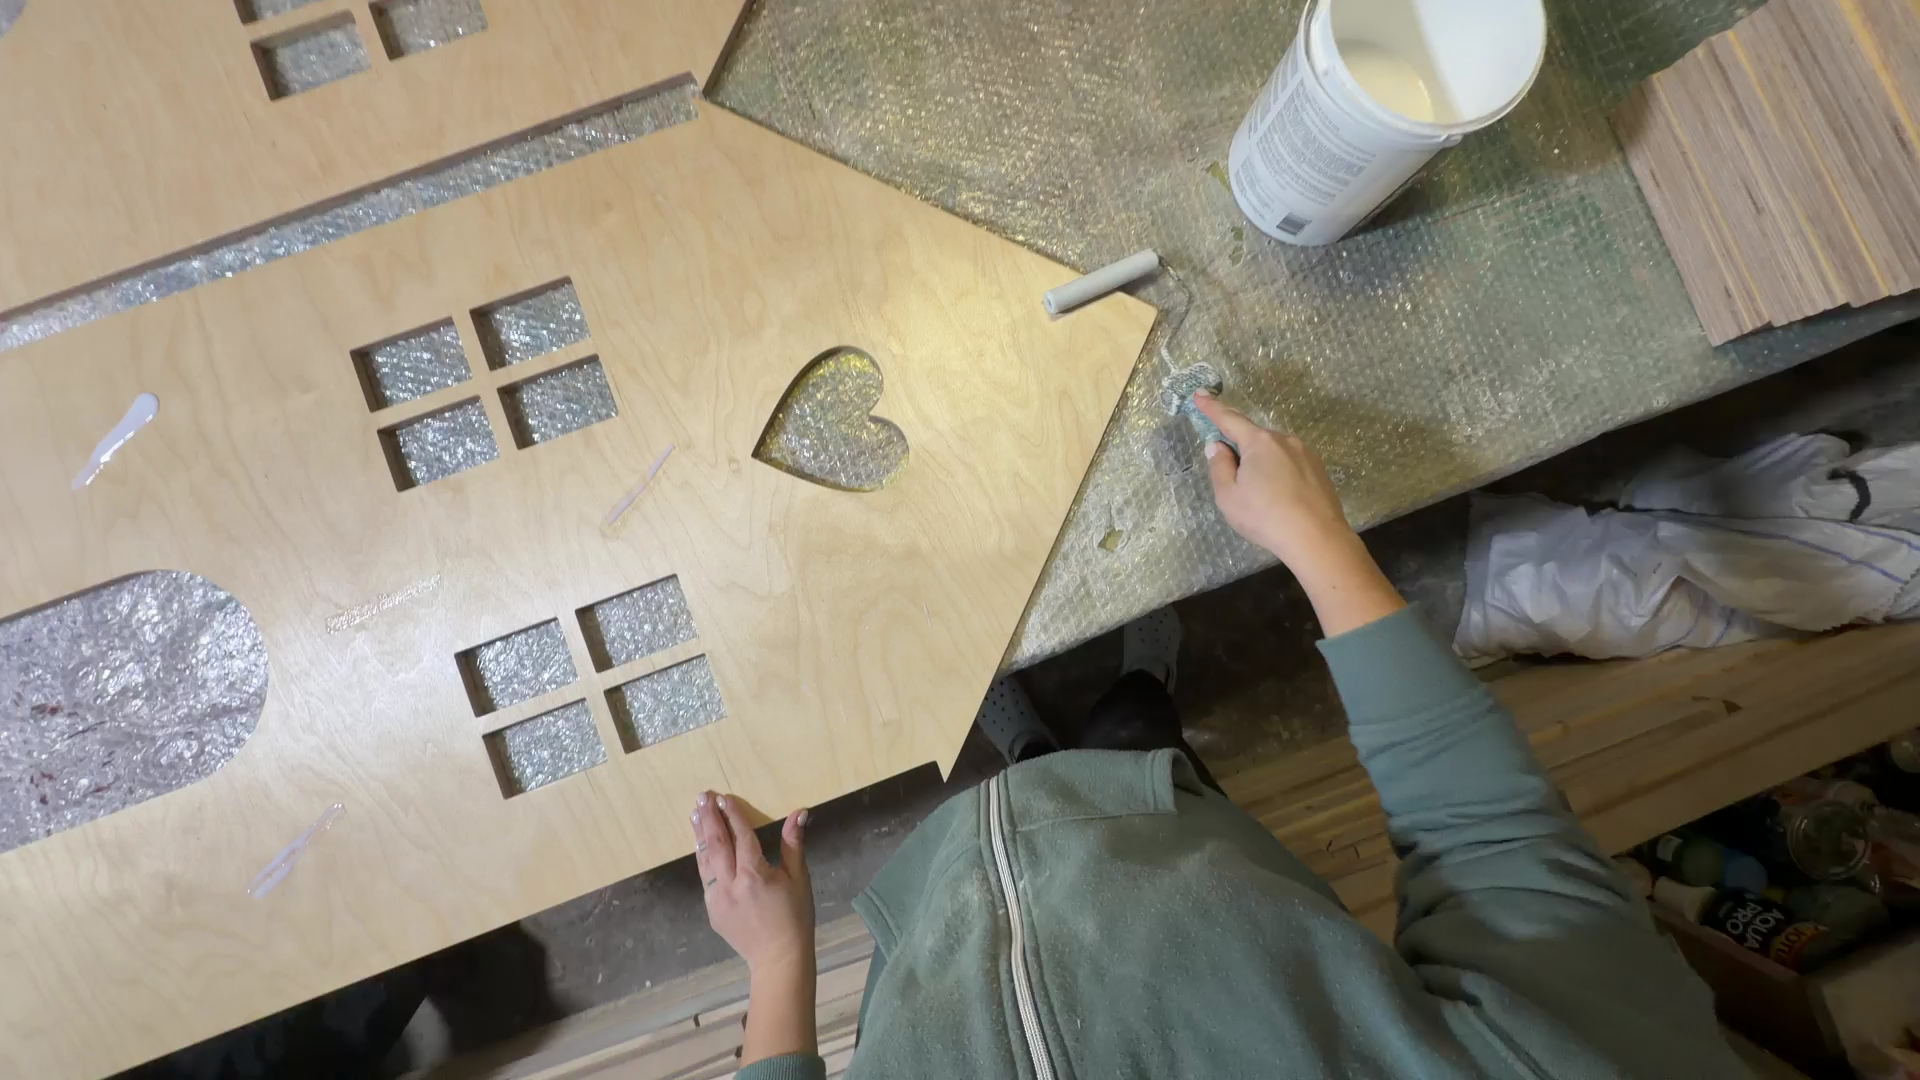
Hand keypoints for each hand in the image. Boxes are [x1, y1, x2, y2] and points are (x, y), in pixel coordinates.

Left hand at [693, 791, 813, 975]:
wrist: (779, 958)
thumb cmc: (795, 916)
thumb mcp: (799, 878)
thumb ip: (793, 843)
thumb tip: (799, 812)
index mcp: (754, 875)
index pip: (741, 836)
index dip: (733, 815)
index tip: (724, 797)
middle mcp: (731, 885)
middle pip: (716, 844)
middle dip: (709, 818)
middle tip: (702, 797)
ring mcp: (717, 900)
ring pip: (705, 861)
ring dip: (700, 835)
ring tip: (695, 813)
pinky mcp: (712, 911)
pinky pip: (706, 879)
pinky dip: (703, 858)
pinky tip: (701, 846)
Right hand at [1193, 394, 1405, 636]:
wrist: (1316, 538)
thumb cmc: (1264, 516)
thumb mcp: (1228, 495)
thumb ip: (1219, 466)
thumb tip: (1218, 446)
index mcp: (1259, 442)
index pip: (1230, 420)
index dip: (1212, 408)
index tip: (1199, 394)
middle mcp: (1284, 440)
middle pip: (1253, 438)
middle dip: (1239, 450)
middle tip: (1231, 479)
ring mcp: (1305, 454)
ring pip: (1273, 453)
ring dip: (1260, 466)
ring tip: (1258, 497)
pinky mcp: (1318, 470)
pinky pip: (1289, 465)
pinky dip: (1278, 475)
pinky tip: (1278, 499)